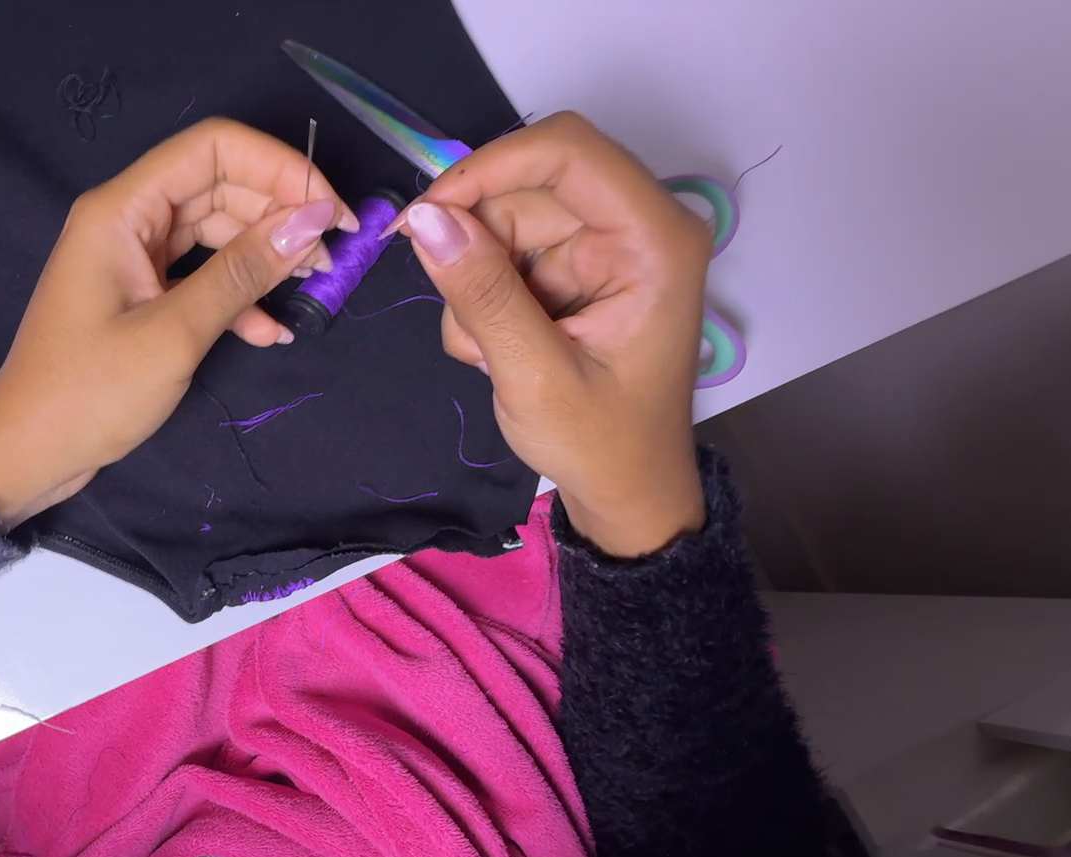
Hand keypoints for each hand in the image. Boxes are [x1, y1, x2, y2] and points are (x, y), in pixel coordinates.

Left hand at [0, 118, 354, 529]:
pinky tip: (268, 332)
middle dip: (277, 216)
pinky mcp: (138, 303)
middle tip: (332, 256)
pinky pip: (197, 283)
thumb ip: (243, 273)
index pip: (213, 150)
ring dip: (262, 261)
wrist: (29, 453)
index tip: (331, 211)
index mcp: (122, 211)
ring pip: (212, 238)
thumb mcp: (174, 333)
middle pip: (217, 190)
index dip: (279, 169)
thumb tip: (310, 220)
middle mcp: (126, 224)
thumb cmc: (89, 394)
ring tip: (312, 290)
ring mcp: (131, 265)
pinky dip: (234, 301)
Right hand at [396, 112, 712, 555]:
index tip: (421, 218)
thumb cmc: (597, 441)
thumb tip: (423, 221)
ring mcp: (595, 253)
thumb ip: (482, 295)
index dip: (486, 169)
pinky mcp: (566, 278)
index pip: (566, 153)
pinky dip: (477, 307)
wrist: (621, 488)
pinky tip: (495, 354)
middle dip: (475, 253)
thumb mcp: (533, 375)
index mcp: (650, 239)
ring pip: (499, 231)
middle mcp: (627, 229)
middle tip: (465, 324)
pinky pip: (498, 263)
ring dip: (472, 292)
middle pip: (523, 193)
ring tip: (489, 355)